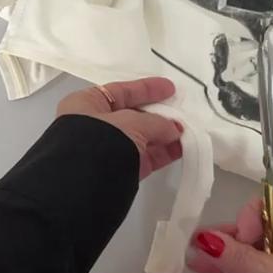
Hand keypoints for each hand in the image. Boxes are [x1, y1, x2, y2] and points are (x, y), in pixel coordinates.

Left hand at [56, 76, 184, 178]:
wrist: (83, 185)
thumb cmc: (101, 140)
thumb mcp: (131, 123)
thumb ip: (155, 122)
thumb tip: (174, 129)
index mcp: (86, 104)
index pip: (120, 91)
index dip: (146, 88)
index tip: (170, 88)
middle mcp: (93, 125)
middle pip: (132, 115)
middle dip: (158, 114)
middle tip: (183, 112)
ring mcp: (105, 150)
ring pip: (140, 138)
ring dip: (164, 135)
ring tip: (189, 131)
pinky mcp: (118, 172)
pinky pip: (143, 157)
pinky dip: (162, 153)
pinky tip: (182, 148)